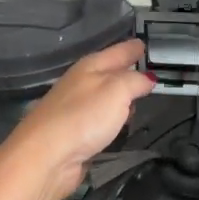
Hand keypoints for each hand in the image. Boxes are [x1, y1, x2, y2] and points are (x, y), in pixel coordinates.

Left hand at [5, 38, 154, 197]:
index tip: (146, 44)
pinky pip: (101, 118)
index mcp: (90, 66)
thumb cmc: (83, 117)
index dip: (134, 47)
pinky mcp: (75, 132)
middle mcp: (82, 83)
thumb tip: (147, 78)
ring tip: (140, 99)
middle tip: (151, 72)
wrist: (46, 156)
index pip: (118, 51)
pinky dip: (113, 118)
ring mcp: (77, 107)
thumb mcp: (116, 91)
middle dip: (129, 71)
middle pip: (111, 72)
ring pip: (107, 96)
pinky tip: (120, 124)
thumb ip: (134, 81)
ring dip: (122, 97)